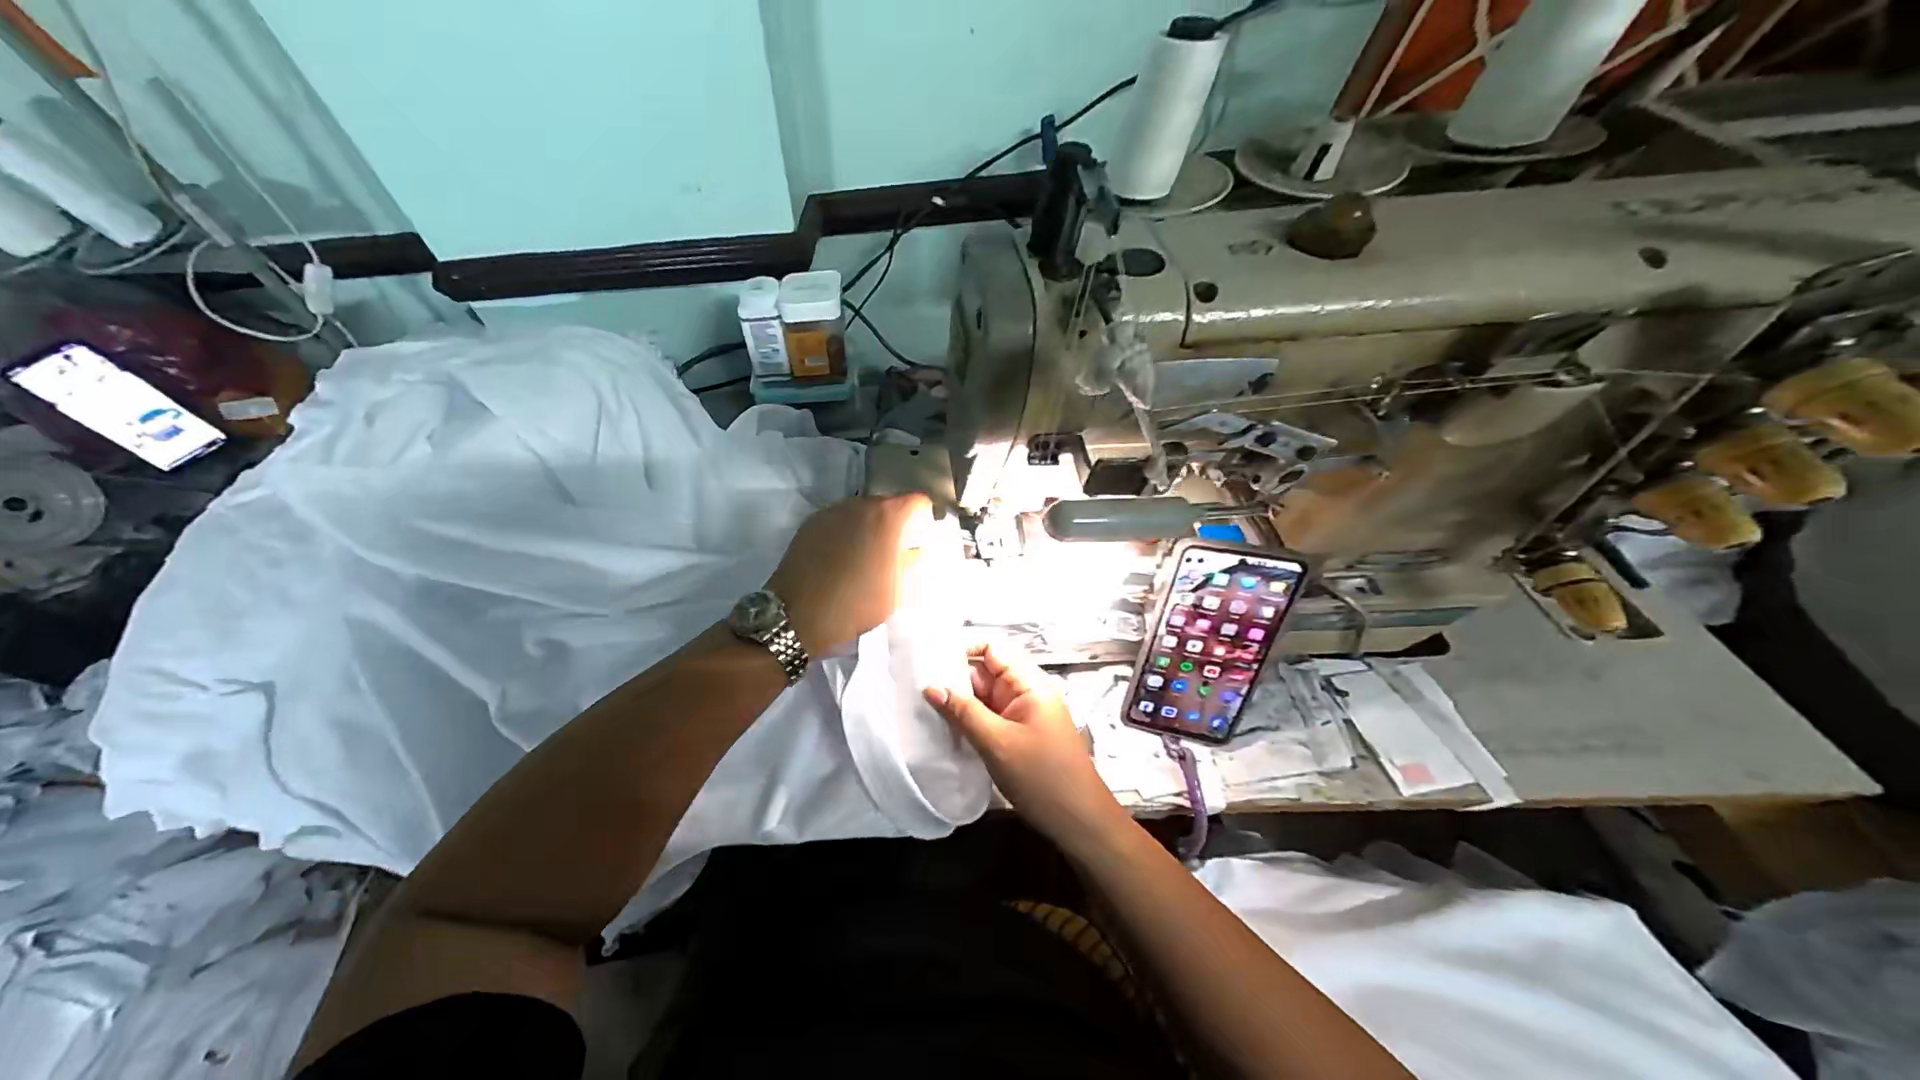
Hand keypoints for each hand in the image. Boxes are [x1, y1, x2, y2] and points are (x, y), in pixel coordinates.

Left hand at [768, 494, 932, 653]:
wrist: (797, 616)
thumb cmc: (855, 605)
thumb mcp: (894, 592)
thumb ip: (907, 563)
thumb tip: (914, 550)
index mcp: (886, 517)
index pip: (917, 501)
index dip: (923, 516)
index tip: (922, 536)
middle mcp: (859, 505)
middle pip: (887, 503)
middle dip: (894, 522)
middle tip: (894, 550)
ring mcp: (831, 512)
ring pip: (860, 511)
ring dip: (868, 527)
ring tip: (865, 555)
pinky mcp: (809, 523)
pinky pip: (838, 521)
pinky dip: (845, 532)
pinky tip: (841, 558)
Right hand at [923, 644, 1127, 851]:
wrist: (1078, 820)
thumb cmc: (1041, 777)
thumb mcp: (997, 742)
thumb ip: (963, 712)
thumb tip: (931, 687)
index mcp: (1030, 683)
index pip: (993, 649)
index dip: (963, 650)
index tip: (930, 662)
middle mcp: (1027, 692)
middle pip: (986, 672)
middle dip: (955, 678)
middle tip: (916, 687)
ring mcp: (1023, 714)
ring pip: (985, 697)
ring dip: (960, 701)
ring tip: (924, 706)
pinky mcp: (1019, 735)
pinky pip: (990, 717)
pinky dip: (970, 720)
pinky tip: (946, 727)